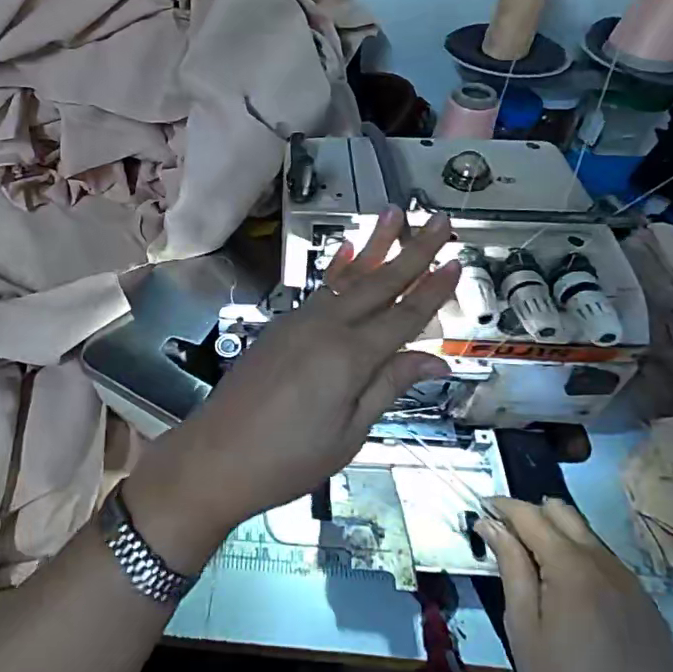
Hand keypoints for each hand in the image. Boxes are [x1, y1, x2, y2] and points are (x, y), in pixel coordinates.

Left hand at [124, 207, 459, 569]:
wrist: (216, 455)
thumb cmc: (289, 458)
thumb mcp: (349, 432)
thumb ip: (387, 386)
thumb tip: (433, 360)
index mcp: (350, 357)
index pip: (403, 316)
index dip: (433, 291)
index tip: (456, 262)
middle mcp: (327, 327)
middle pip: (380, 283)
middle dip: (414, 250)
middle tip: (438, 220)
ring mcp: (301, 321)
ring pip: (348, 277)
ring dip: (375, 245)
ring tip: (394, 213)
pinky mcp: (282, 325)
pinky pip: (320, 289)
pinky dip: (339, 269)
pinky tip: (348, 251)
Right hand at [475, 497, 672, 671]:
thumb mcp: (523, 629)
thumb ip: (510, 567)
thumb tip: (491, 524)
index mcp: (574, 569)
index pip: (532, 516)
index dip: (504, 506)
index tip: (483, 506)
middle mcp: (609, 567)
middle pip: (566, 515)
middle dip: (533, 514)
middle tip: (506, 532)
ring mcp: (636, 588)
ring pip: (591, 540)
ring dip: (561, 538)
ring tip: (536, 564)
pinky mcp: (652, 612)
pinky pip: (614, 569)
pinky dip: (587, 565)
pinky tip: (574, 595)